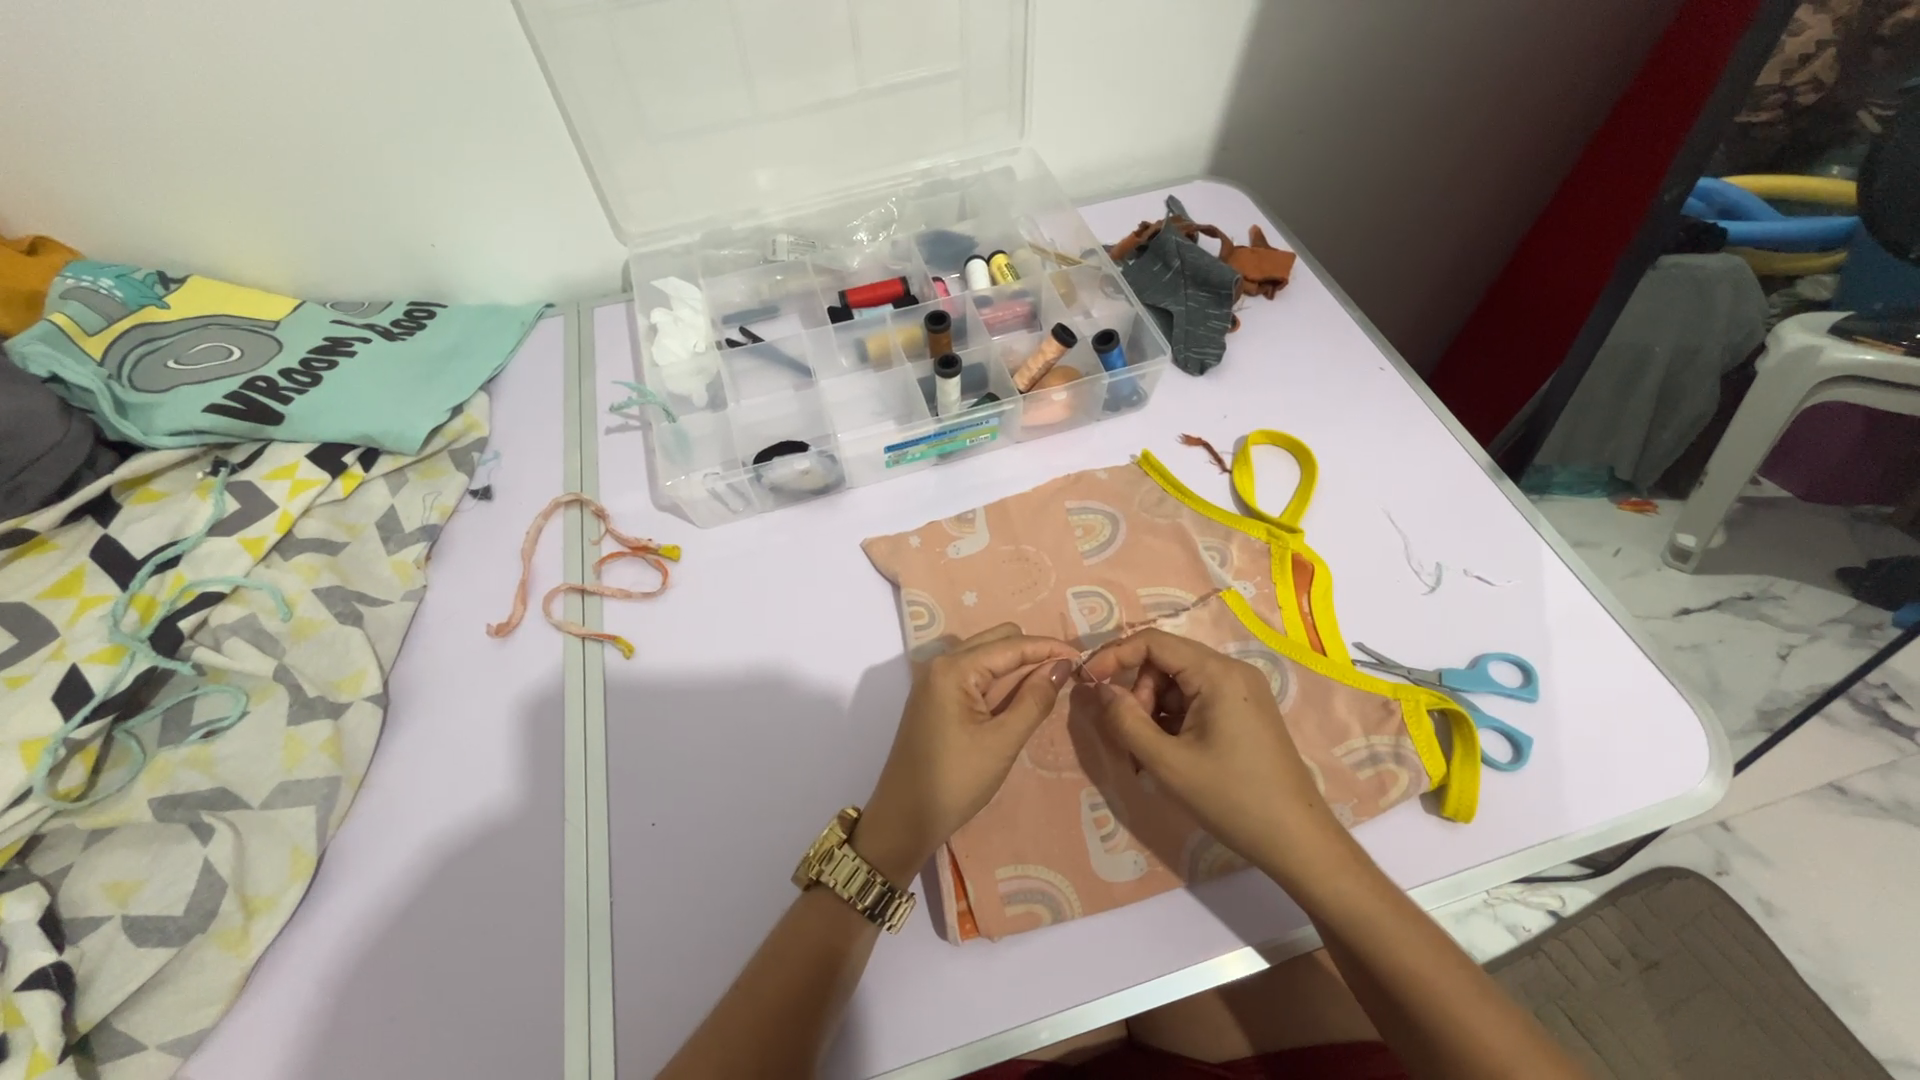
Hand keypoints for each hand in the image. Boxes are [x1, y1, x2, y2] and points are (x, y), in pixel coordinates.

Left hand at [856, 624, 1079, 883]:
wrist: (903, 819)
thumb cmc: (955, 781)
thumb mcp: (1002, 742)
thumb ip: (1034, 700)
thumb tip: (1062, 666)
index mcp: (954, 669)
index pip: (1012, 645)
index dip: (1050, 648)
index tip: (1084, 659)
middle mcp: (941, 664)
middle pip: (998, 640)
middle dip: (1033, 652)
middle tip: (1066, 675)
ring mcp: (936, 680)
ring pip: (986, 656)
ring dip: (1018, 666)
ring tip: (1050, 686)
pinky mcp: (936, 698)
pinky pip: (975, 675)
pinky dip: (1000, 681)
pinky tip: (1021, 698)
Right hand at [1081, 629, 1347, 885]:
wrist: (1296, 840)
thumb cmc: (1231, 799)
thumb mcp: (1167, 763)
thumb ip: (1125, 720)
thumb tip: (1099, 689)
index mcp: (1217, 674)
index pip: (1153, 642)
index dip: (1113, 657)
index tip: (1086, 684)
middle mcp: (1232, 672)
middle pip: (1164, 661)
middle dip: (1137, 692)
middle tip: (1130, 735)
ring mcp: (1241, 692)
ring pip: (1177, 683)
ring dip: (1152, 711)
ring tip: (1148, 754)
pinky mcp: (1244, 712)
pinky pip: (1196, 700)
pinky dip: (1173, 721)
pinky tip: (1169, 755)